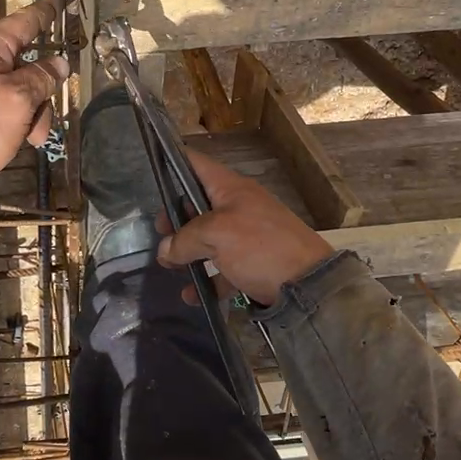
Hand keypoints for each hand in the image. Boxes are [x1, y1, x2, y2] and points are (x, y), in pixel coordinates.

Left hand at [0, 0, 70, 179]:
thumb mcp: (20, 100)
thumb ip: (41, 78)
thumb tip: (58, 63)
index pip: (22, 23)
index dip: (43, 14)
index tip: (55, 2)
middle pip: (21, 65)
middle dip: (40, 93)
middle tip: (44, 121)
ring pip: (11, 90)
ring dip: (28, 113)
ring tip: (29, 139)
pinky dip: (10, 120)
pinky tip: (12, 141)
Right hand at [157, 149, 334, 304]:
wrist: (310, 286)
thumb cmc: (260, 247)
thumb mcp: (216, 235)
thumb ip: (184, 239)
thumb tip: (165, 250)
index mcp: (230, 188)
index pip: (195, 163)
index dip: (172, 163)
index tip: (151, 173)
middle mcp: (238, 206)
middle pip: (197, 203)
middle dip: (175, 218)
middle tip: (159, 234)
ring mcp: (247, 236)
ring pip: (208, 237)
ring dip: (187, 251)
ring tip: (169, 266)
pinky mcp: (254, 264)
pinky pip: (222, 268)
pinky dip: (207, 279)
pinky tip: (192, 296)